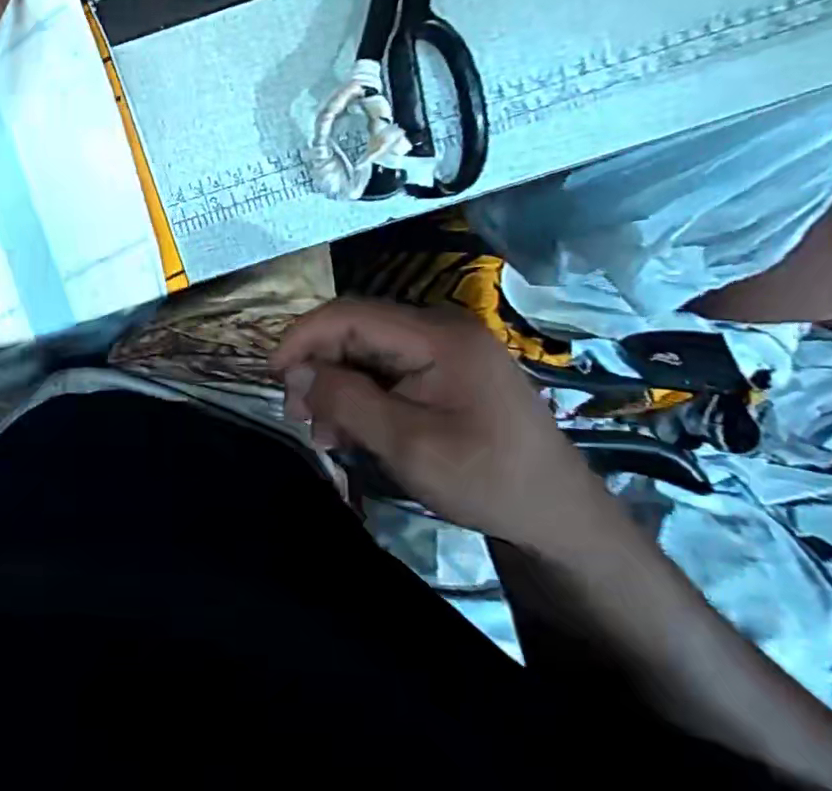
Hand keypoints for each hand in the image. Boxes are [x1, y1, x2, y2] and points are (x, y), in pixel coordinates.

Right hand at [271, 299, 622, 552]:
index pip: (350, 315)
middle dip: (317, 367)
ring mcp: (446, 349)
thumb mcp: (408, 446)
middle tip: (295, 413)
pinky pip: (387, 371)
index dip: (302, 338)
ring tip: (320, 431)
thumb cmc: (487, 481)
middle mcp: (441, 330)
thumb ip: (347, 401)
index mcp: (439, 337)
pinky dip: (360, 396)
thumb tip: (295, 372)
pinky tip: (349, 430)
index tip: (272, 375)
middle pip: (356, 331)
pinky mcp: (447, 371)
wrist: (559, 516)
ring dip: (336, 386)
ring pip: (367, 352)